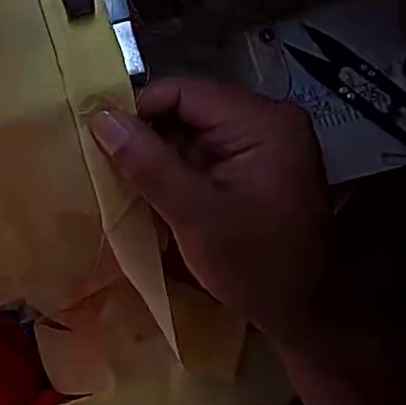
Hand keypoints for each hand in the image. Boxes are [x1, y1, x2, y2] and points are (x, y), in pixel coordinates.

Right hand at [89, 78, 328, 339]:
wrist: (304, 312)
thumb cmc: (257, 267)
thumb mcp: (196, 216)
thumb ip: (149, 165)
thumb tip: (101, 119)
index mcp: (263, 122)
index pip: (184, 92)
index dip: (138, 110)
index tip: (101, 141)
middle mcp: (265, 120)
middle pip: (185, 108)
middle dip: (146, 135)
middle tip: (108, 164)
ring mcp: (259, 142)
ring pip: (188, 130)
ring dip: (156, 154)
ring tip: (125, 180)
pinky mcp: (250, 163)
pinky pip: (200, 151)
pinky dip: (173, 169)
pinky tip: (152, 191)